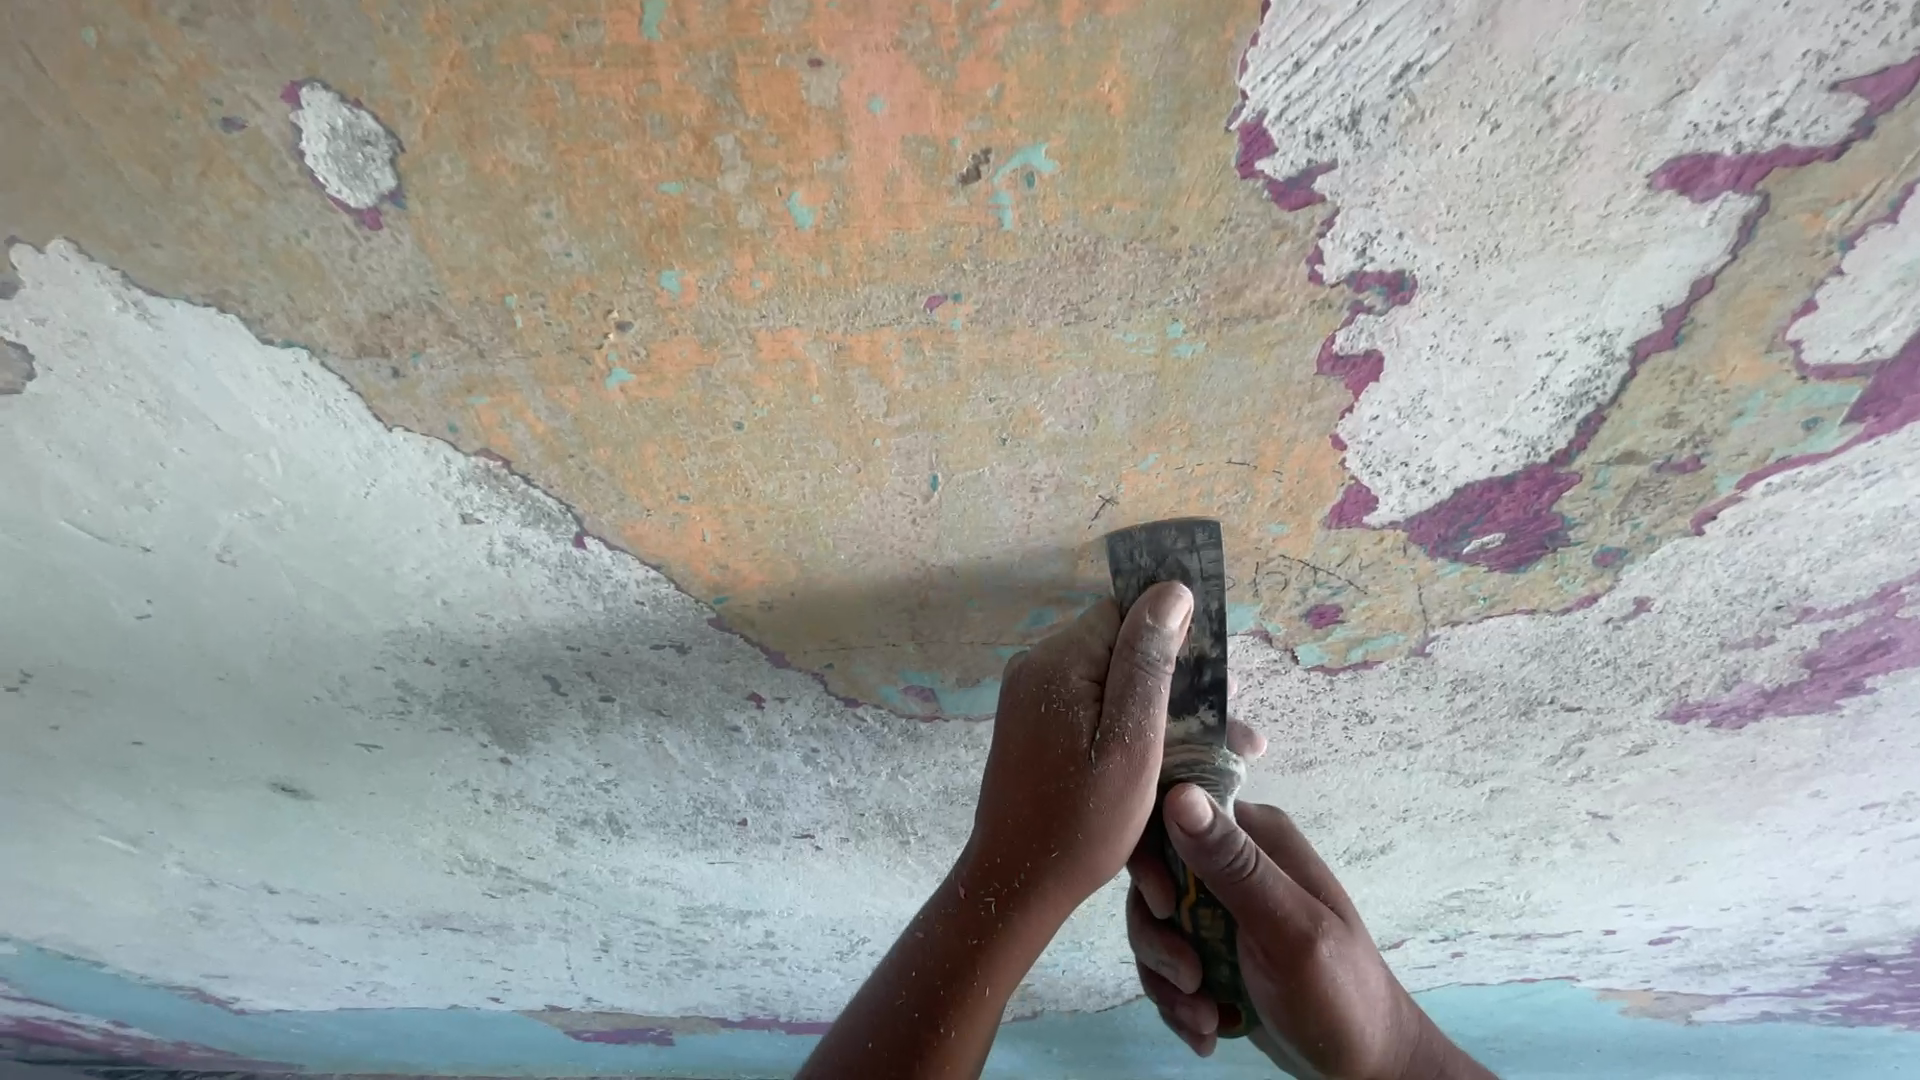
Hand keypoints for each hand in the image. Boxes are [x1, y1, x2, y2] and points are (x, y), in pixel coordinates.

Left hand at [961, 582, 1193, 918]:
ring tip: (1216, 752)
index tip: (1211, 676)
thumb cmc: (1081, 821)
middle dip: (1174, 683)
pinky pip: (1091, 707)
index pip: (1124, 614)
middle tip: (1229, 729)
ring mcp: (1032, 696)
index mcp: (1058, 661)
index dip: (1170, 636)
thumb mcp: (1131, 742)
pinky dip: (1127, 727)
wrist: (1017, 880)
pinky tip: (1168, 760)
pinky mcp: (1034, 722)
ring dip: (1157, 711)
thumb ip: (1148, 662)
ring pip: (1109, 682)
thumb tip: (1171, 590)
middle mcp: (1038, 666)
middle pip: (1119, 650)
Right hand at [1129, 788, 1492, 1079]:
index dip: (1150, 855)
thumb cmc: (1341, 995)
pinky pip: (1163, 959)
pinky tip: (1206, 1026)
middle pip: (1153, 874)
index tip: (1164, 906)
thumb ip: (1234, 863)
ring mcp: (1219, 904)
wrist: (1368, 1074)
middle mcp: (1232, 859)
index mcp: (1255, 834)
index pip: (1172, 813)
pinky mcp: (1210, 946)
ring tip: (1203, 1017)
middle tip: (1189, 978)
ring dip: (1166, 976)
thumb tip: (1177, 792)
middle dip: (1158, 935)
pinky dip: (1174, 997)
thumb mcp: (1289, 928)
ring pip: (1153, 922)